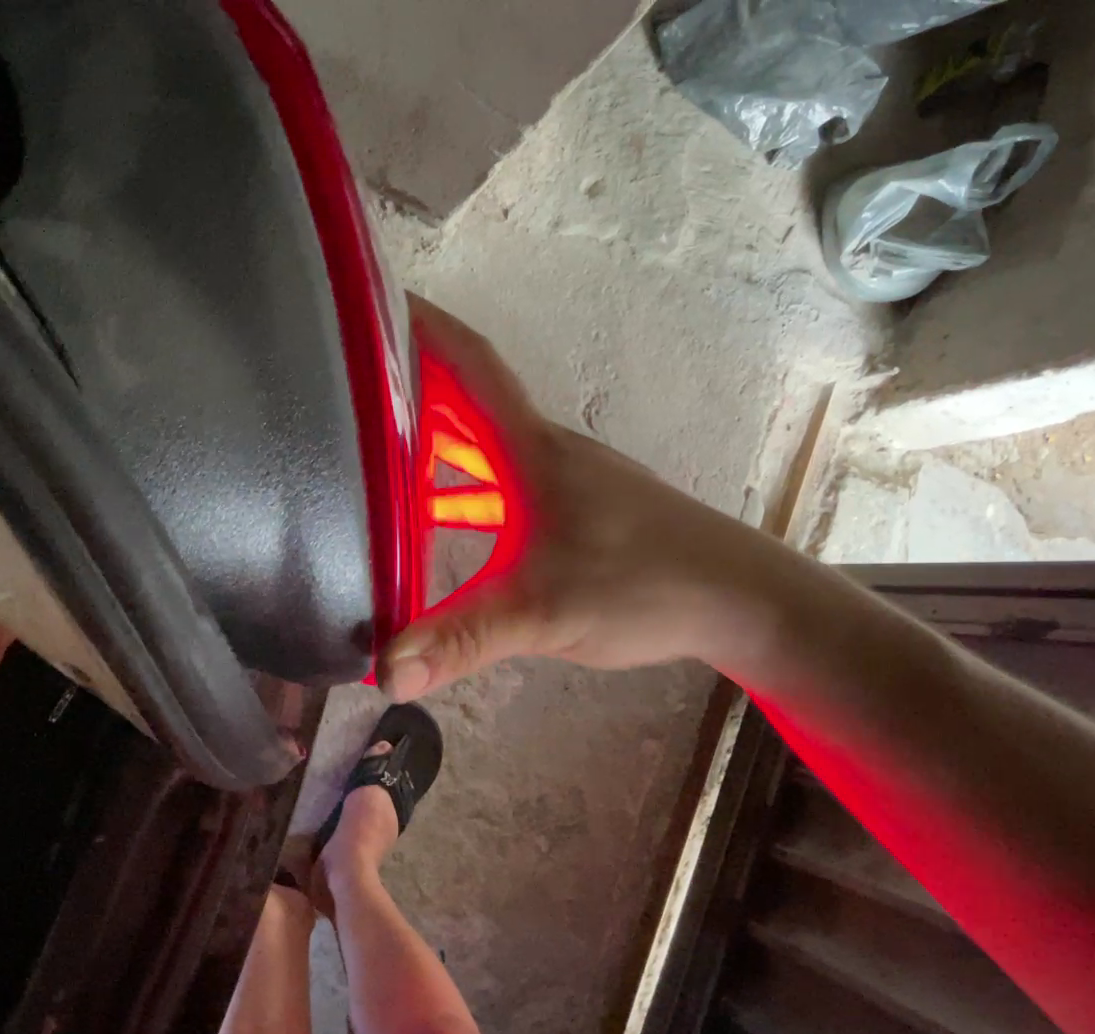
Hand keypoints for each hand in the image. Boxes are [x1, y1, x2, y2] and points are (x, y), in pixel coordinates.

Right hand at [379, 295, 788, 700]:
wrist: (748, 600)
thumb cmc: (647, 586)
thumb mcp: (543, 614)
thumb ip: (462, 639)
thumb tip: (386, 672)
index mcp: (531, 450)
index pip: (470, 364)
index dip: (420, 326)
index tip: (373, 299)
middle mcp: (544, 450)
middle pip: (466, 398)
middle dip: (409, 383)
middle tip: (346, 382)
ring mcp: (561, 479)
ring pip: (482, 444)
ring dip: (433, 438)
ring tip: (372, 446)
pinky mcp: (573, 508)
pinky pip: (498, 481)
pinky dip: (459, 485)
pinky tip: (435, 516)